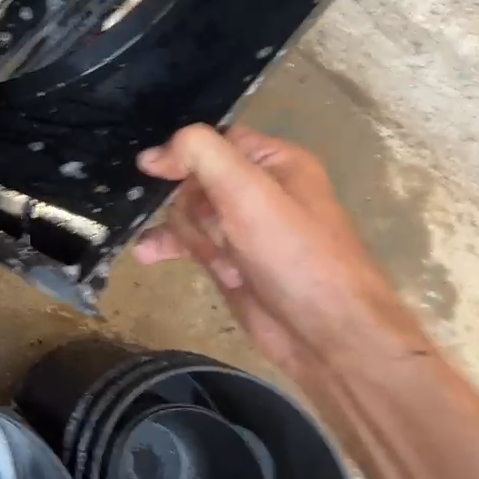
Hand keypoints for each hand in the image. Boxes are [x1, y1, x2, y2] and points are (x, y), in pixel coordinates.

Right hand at [134, 124, 428, 376]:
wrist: (329, 338)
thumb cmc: (296, 257)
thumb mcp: (248, 192)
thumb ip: (199, 153)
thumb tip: (150, 156)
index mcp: (275, 163)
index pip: (211, 140)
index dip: (184, 156)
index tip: (166, 177)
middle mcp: (258, 189)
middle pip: (191, 178)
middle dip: (193, 209)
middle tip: (219, 235)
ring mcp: (241, 226)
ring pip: (183, 210)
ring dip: (186, 235)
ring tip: (214, 262)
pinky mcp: (227, 258)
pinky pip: (181, 240)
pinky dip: (165, 246)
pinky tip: (149, 255)